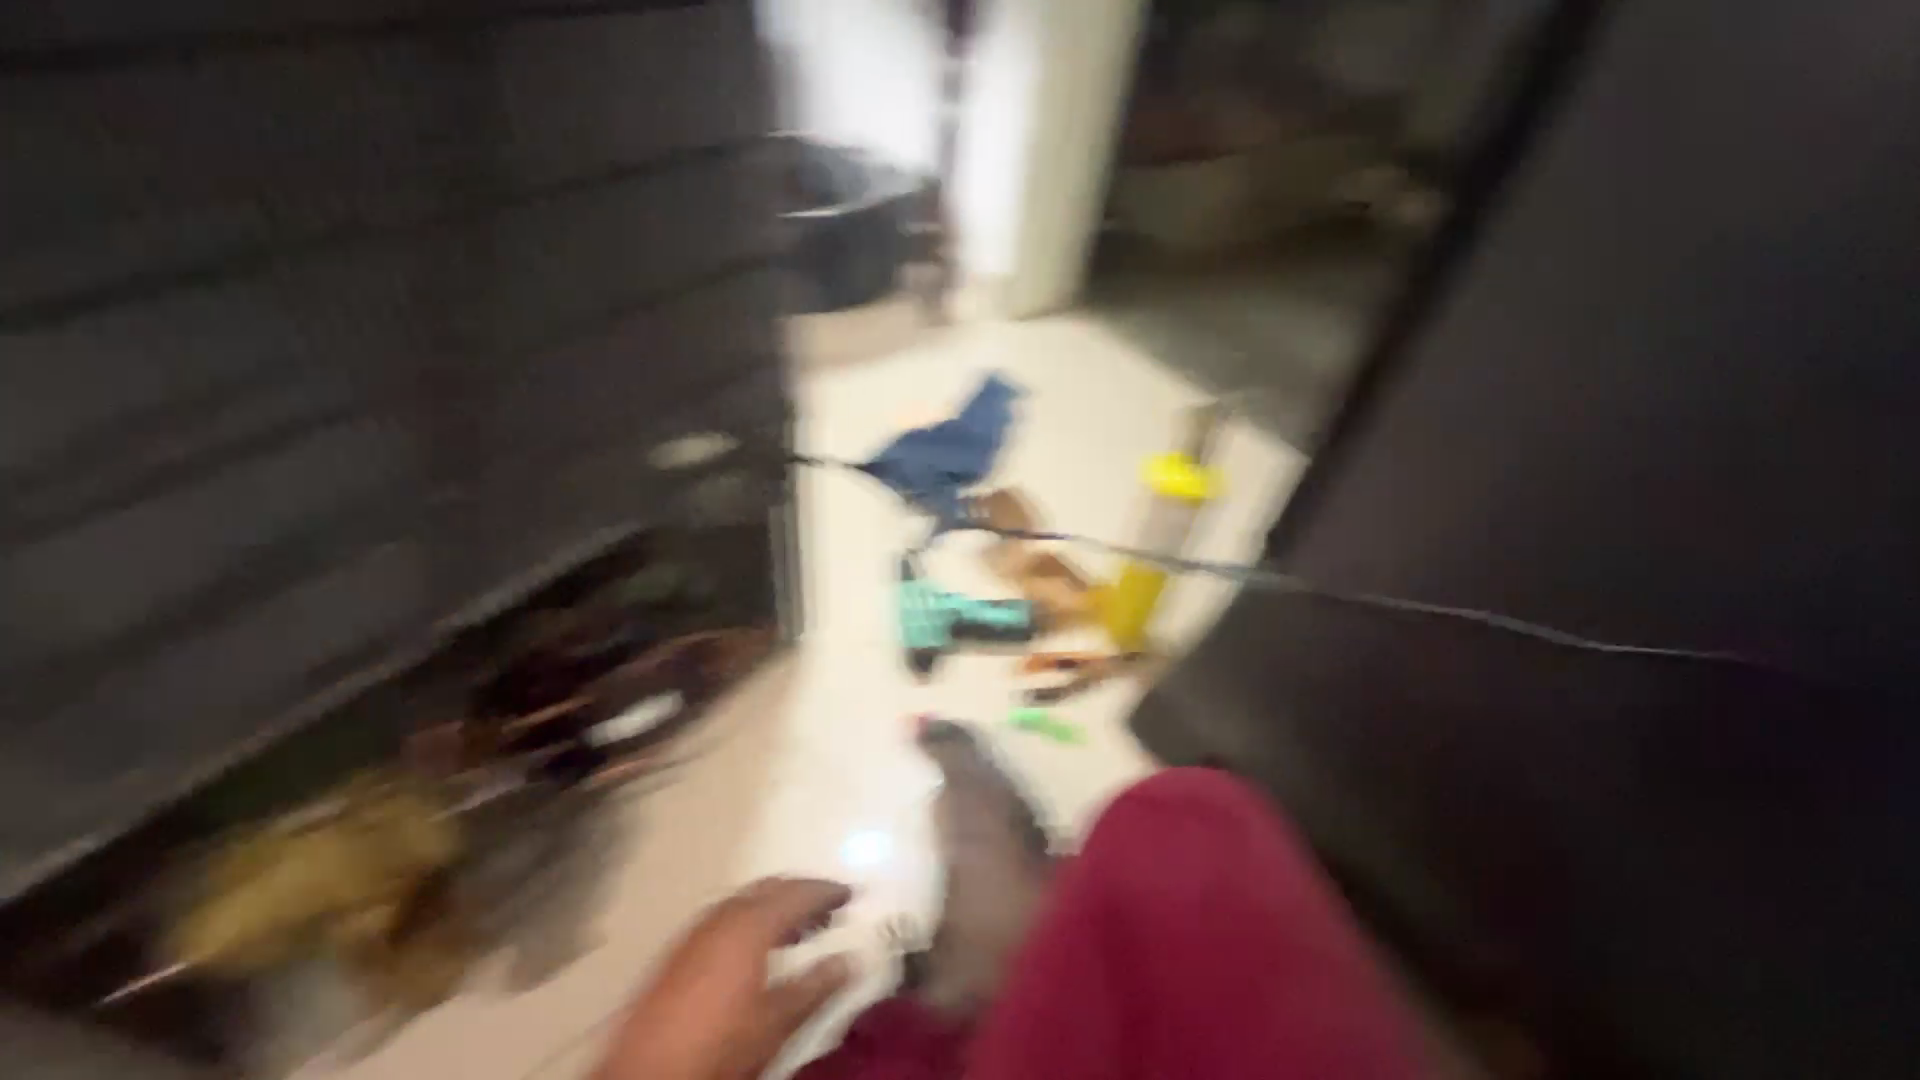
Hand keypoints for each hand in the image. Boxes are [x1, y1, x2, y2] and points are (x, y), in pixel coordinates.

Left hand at [596, 877, 855, 1079]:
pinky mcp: (679, 952)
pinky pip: (725, 919)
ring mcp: (695, 932)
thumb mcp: (778, 1020)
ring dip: (775, 907)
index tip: (850, 893)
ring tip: (801, 931)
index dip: (828, 890)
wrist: (648, 1073)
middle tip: (830, 908)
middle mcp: (721, 916)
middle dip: (801, 893)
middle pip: (769, 888)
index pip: (797, 892)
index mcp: (749, 923)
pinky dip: (751, 921)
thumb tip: (849, 960)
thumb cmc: (720, 1044)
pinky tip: (760, 949)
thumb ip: (817, 985)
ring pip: (745, 902)